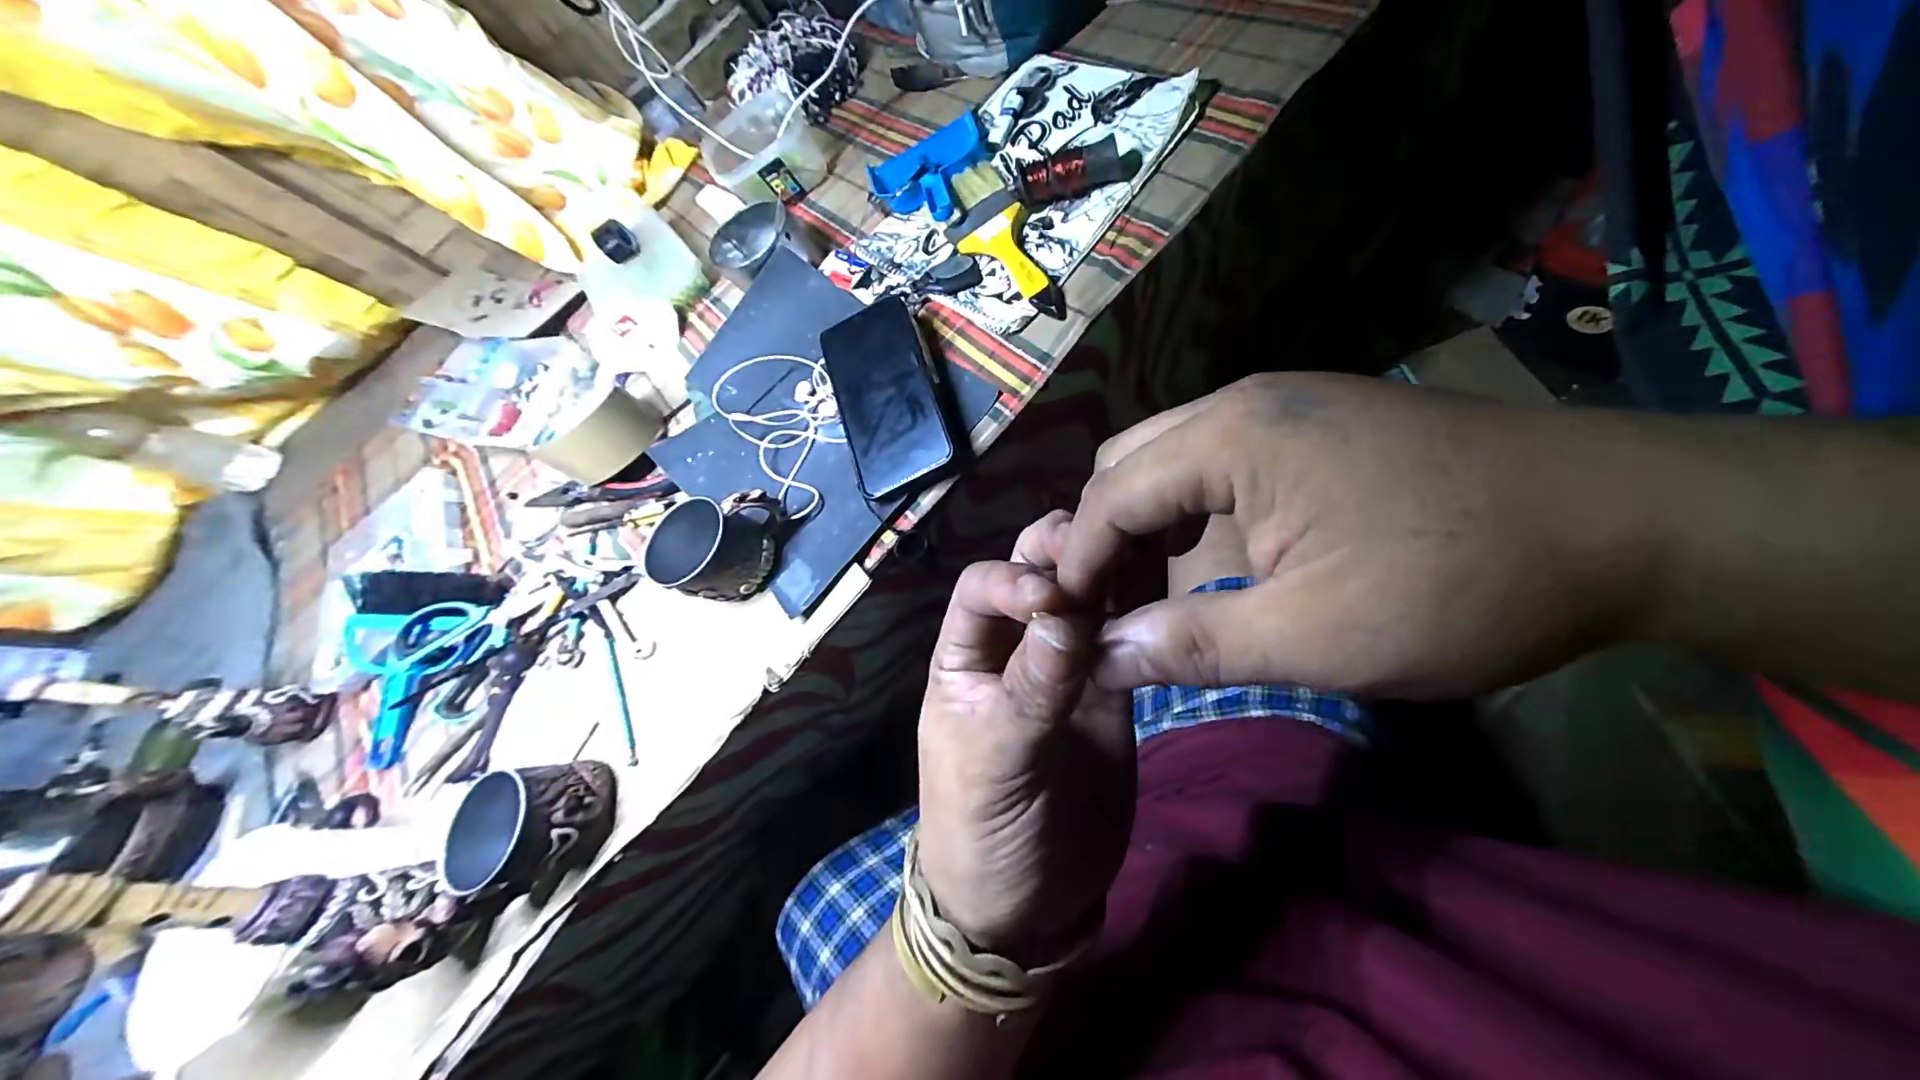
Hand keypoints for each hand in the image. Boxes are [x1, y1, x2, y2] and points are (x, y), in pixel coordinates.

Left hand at [915, 519, 1133, 961]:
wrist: (1028, 904)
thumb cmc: (980, 832)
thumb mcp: (992, 765)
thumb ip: (1029, 693)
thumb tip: (1062, 617)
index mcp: (965, 656)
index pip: (982, 588)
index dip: (1012, 579)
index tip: (1050, 597)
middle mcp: (1013, 647)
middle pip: (1034, 576)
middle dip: (1061, 553)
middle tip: (1107, 540)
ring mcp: (1066, 667)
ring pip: (1084, 600)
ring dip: (1108, 573)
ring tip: (1145, 546)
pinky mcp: (1110, 693)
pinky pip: (1125, 640)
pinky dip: (1142, 616)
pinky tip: (1168, 595)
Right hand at [1056, 373, 1666, 697]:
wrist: (1627, 521)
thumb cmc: (1461, 582)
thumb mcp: (1315, 635)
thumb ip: (1191, 644)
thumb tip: (1099, 659)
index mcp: (1230, 437)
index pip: (1109, 495)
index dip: (1078, 562)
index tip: (1065, 623)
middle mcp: (1241, 403)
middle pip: (1126, 463)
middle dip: (1104, 534)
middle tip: (1107, 606)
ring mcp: (1281, 407)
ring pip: (1168, 458)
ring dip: (1146, 521)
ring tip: (1148, 590)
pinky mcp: (1313, 425)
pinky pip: (1215, 461)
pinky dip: (1191, 510)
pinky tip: (1208, 559)